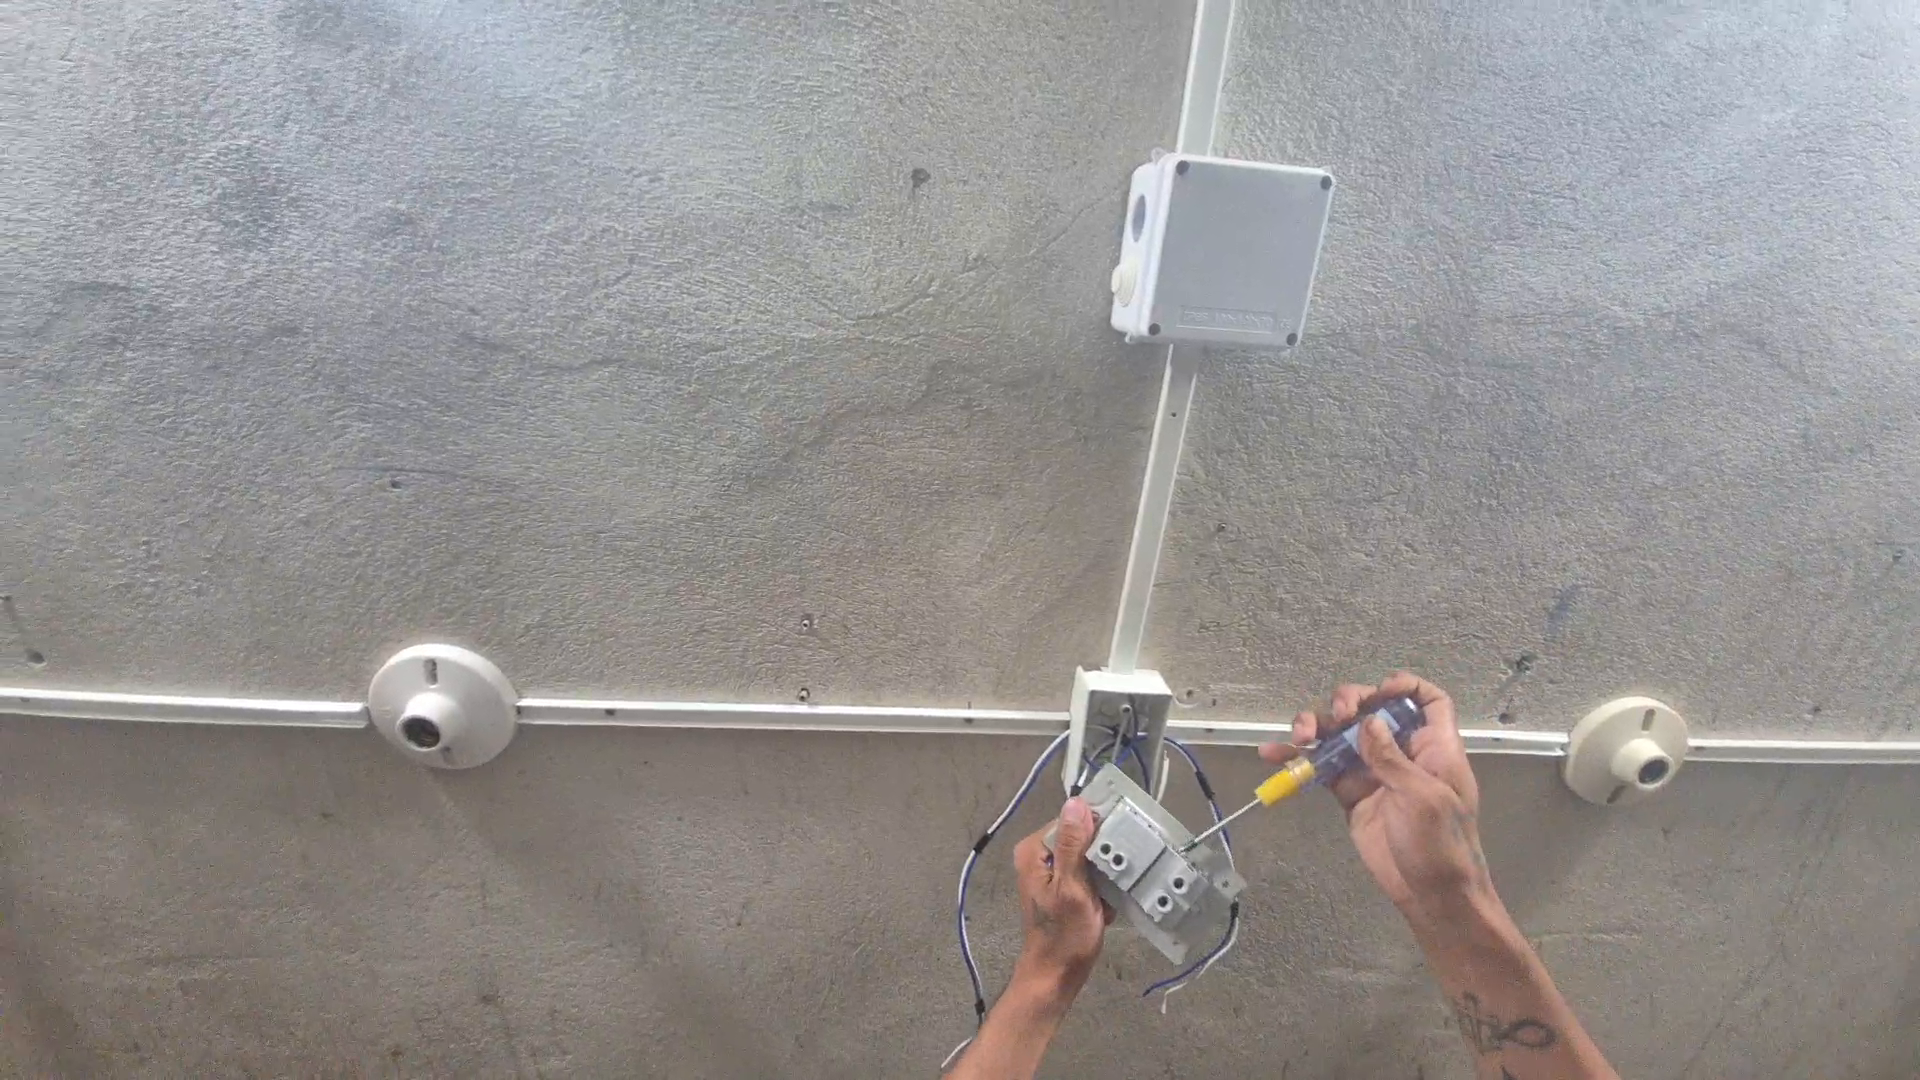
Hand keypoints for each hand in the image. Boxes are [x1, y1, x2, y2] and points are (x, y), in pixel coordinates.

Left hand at [1009, 797, 1113, 997]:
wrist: (1056, 977)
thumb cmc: (1065, 935)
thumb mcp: (1072, 887)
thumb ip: (1073, 845)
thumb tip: (1076, 802)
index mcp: (1034, 849)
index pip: (1071, 819)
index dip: (1096, 830)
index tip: (1118, 845)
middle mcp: (1038, 854)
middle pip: (1080, 837)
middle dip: (1101, 856)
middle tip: (1115, 876)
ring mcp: (1049, 871)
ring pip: (1087, 856)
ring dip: (1103, 875)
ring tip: (1109, 895)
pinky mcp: (1061, 886)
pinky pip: (1087, 873)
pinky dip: (1098, 888)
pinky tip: (1103, 905)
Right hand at [1259, 673, 1494, 930]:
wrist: (1431, 897)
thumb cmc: (1442, 848)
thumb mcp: (1424, 799)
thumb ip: (1393, 758)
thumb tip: (1367, 721)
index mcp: (1433, 748)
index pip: (1428, 701)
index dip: (1406, 687)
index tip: (1379, 690)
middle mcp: (1401, 752)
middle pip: (1371, 709)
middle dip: (1347, 702)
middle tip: (1336, 717)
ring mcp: (1371, 770)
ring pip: (1338, 732)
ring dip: (1314, 726)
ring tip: (1300, 737)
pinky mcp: (1347, 790)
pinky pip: (1318, 764)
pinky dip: (1295, 758)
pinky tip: (1273, 754)